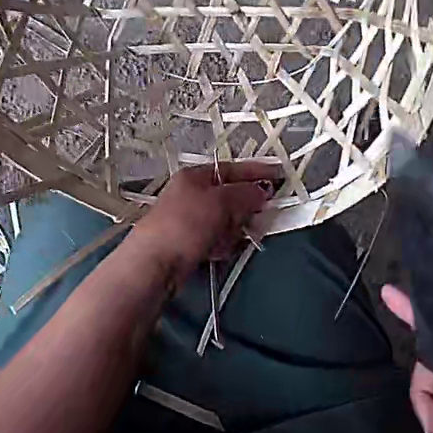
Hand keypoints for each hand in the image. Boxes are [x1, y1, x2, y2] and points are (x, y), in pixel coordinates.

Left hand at [121, 162, 278, 285]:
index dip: (256, 172)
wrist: (155, 263)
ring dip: (233, 228)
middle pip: (230, 196)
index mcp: (195, 176)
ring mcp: (188, 219)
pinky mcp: (189, 242)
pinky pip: (216, 237)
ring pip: (225, 219)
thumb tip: (263, 191)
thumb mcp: (221, 202)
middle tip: (257, 215)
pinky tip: (219, 250)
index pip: (232, 169)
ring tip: (230, 238)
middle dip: (244, 207)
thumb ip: (245, 194)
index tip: (278, 175)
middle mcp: (191, 194)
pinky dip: (222, 243)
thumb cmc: (186, 224)